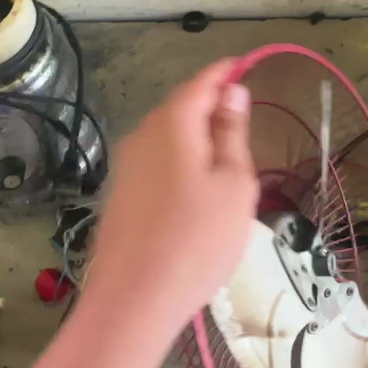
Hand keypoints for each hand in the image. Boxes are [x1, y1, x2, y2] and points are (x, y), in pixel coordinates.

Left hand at [83, 58, 257, 333]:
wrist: (134, 300)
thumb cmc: (197, 240)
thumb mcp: (233, 184)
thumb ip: (232, 132)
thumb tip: (232, 91)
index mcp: (171, 124)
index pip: (201, 82)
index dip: (226, 72)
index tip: (248, 68)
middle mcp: (141, 135)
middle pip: (180, 107)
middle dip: (211, 107)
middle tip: (244, 125)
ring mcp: (125, 165)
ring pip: (167, 136)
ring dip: (196, 137)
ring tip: (226, 163)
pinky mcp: (120, 193)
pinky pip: (156, 161)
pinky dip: (179, 161)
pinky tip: (195, 192)